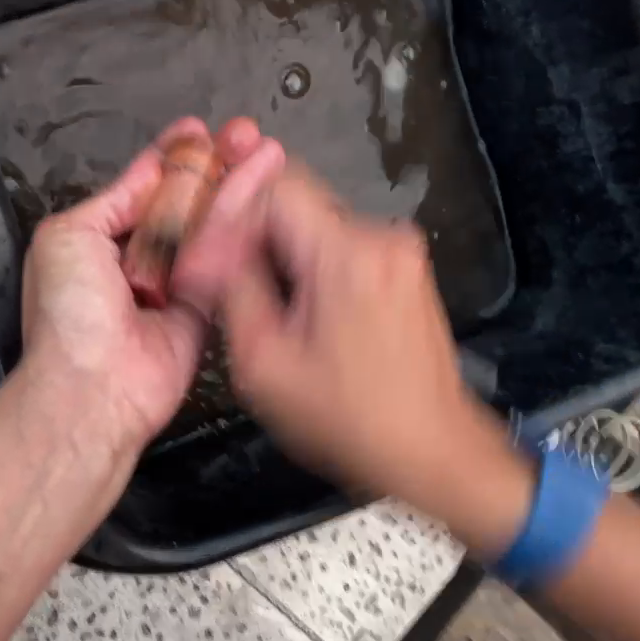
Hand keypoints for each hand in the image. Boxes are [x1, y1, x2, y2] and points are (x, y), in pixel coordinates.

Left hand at [11, 118, 282, 473]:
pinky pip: (225, 262)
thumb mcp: (70, 235)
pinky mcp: (204, 308)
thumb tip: (147, 170)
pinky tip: (263, 190)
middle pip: (183, 202)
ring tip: (264, 150)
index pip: (143, 187)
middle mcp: (138, 257)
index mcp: (100, 238)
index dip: (172, 157)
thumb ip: (113, 199)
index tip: (199, 131)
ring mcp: (172, 282)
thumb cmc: (67, 312)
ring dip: (236, 187)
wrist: (92, 386)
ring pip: (210, 227)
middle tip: (245, 135)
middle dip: (213, 165)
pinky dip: (243, 228)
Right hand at [173, 166, 519, 524]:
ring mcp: (400, 250)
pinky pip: (340, 247)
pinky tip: (300, 314)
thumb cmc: (343, 417)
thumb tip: (204, 248)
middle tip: (221, 282)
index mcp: (346, 250)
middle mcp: (380, 233)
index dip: (231, 211)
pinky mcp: (405, 268)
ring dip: (280, 256)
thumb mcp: (263, 362)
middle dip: (252, 237)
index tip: (209, 254)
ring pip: (314, 226)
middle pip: (294, 204)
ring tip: (261, 307)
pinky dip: (311, 268)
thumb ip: (231, 290)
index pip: (272, 185)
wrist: (435, 454)